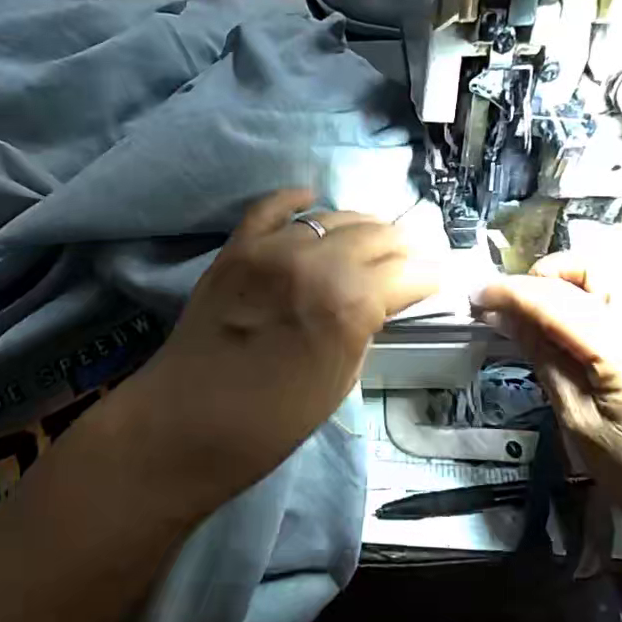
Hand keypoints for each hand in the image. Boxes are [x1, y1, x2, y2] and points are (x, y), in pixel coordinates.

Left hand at [125, 189, 435, 507]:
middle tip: (408, 256)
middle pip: (374, 236)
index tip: (435, 278)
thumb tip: (376, 299)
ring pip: (330, 217)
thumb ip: (361, 327)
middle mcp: (315, 263)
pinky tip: (310, 199)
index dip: (427, 275)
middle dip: (399, 247)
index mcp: (349, 303)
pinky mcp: (235, 247)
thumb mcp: (339, 379)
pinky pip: (270, 208)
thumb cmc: (271, 422)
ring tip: (371, 235)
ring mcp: (270, 248)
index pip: (406, 271)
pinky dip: (294, 202)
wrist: (187, 421)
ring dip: (358, 226)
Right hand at [472, 253, 621, 570]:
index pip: (557, 301)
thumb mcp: (579, 424)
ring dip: (574, 284)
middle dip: (547, 276)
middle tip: (518, 306)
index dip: (509, 291)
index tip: (478, 295)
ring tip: (549, 318)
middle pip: (594, 266)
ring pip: (618, 273)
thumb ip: (544, 357)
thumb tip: (503, 318)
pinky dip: (603, 298)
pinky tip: (590, 332)